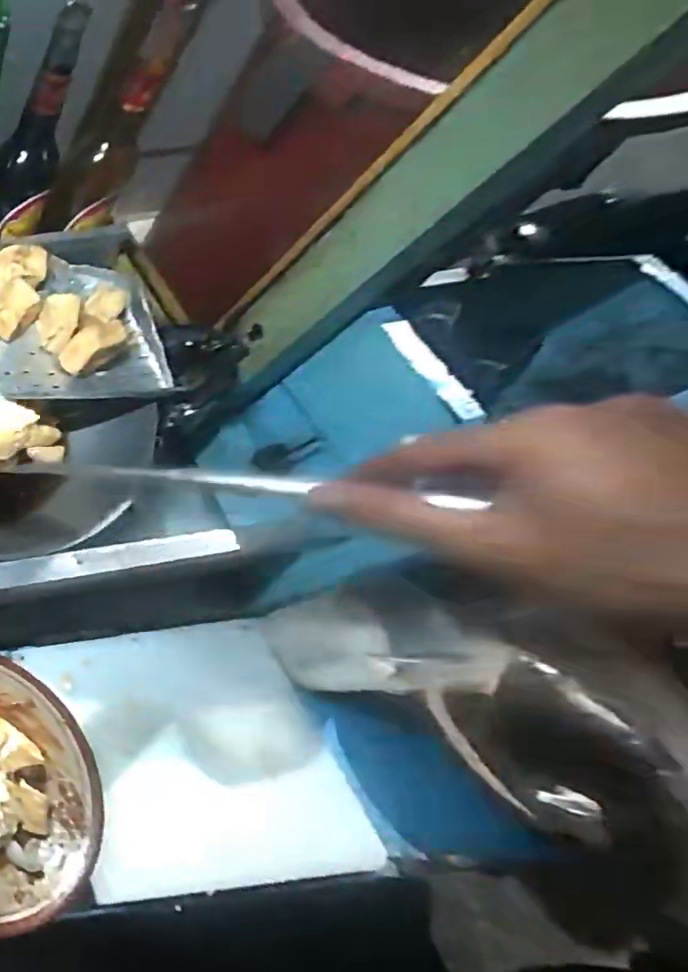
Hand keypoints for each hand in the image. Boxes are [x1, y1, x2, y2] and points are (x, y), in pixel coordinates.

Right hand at [310, 396, 687, 615]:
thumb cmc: (615, 562)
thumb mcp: (489, 546)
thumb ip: (397, 516)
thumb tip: (319, 495)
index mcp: (524, 431)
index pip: (415, 450)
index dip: (369, 475)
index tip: (335, 498)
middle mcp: (577, 408)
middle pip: (476, 447)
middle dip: (442, 480)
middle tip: (428, 522)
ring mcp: (639, 415)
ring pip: (534, 448)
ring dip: (503, 479)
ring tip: (506, 521)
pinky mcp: (680, 434)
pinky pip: (587, 449)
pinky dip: (558, 476)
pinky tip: (577, 510)